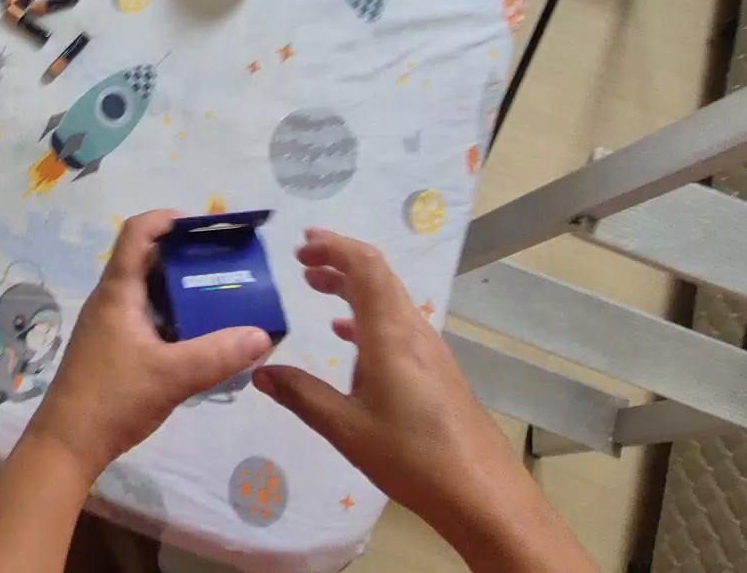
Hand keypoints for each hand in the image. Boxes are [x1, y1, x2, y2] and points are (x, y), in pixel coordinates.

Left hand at [24, 209, 272, 478]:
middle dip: (183, 253)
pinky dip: (171, 312)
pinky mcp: (112, 346)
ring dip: (178, 285)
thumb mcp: (172, 376)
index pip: (136, 232)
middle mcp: (111, 299)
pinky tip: (197, 333)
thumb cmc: (113, 398)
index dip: (166, 219)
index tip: (202, 223)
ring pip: (146, 289)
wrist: (67, 444)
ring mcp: (109, 323)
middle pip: (145, 258)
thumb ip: (218, 355)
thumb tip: (262, 334)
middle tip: (222, 261)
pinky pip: (145, 314)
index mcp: (118, 291)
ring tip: (218, 293)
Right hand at [252, 230, 528, 540]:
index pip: (364, 266)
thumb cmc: (414, 458)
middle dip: (338, 258)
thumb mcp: (346, 429)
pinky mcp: (437, 371)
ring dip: (352, 284)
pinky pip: (397, 322)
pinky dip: (366, 312)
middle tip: (302, 259)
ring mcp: (429, 351)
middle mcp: (412, 331)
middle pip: (377, 275)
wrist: (487, 500)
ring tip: (317, 286)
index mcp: (390, 333)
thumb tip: (259, 371)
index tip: (301, 246)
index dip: (333, 246)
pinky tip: (348, 335)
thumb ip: (301, 395)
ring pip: (388, 297)